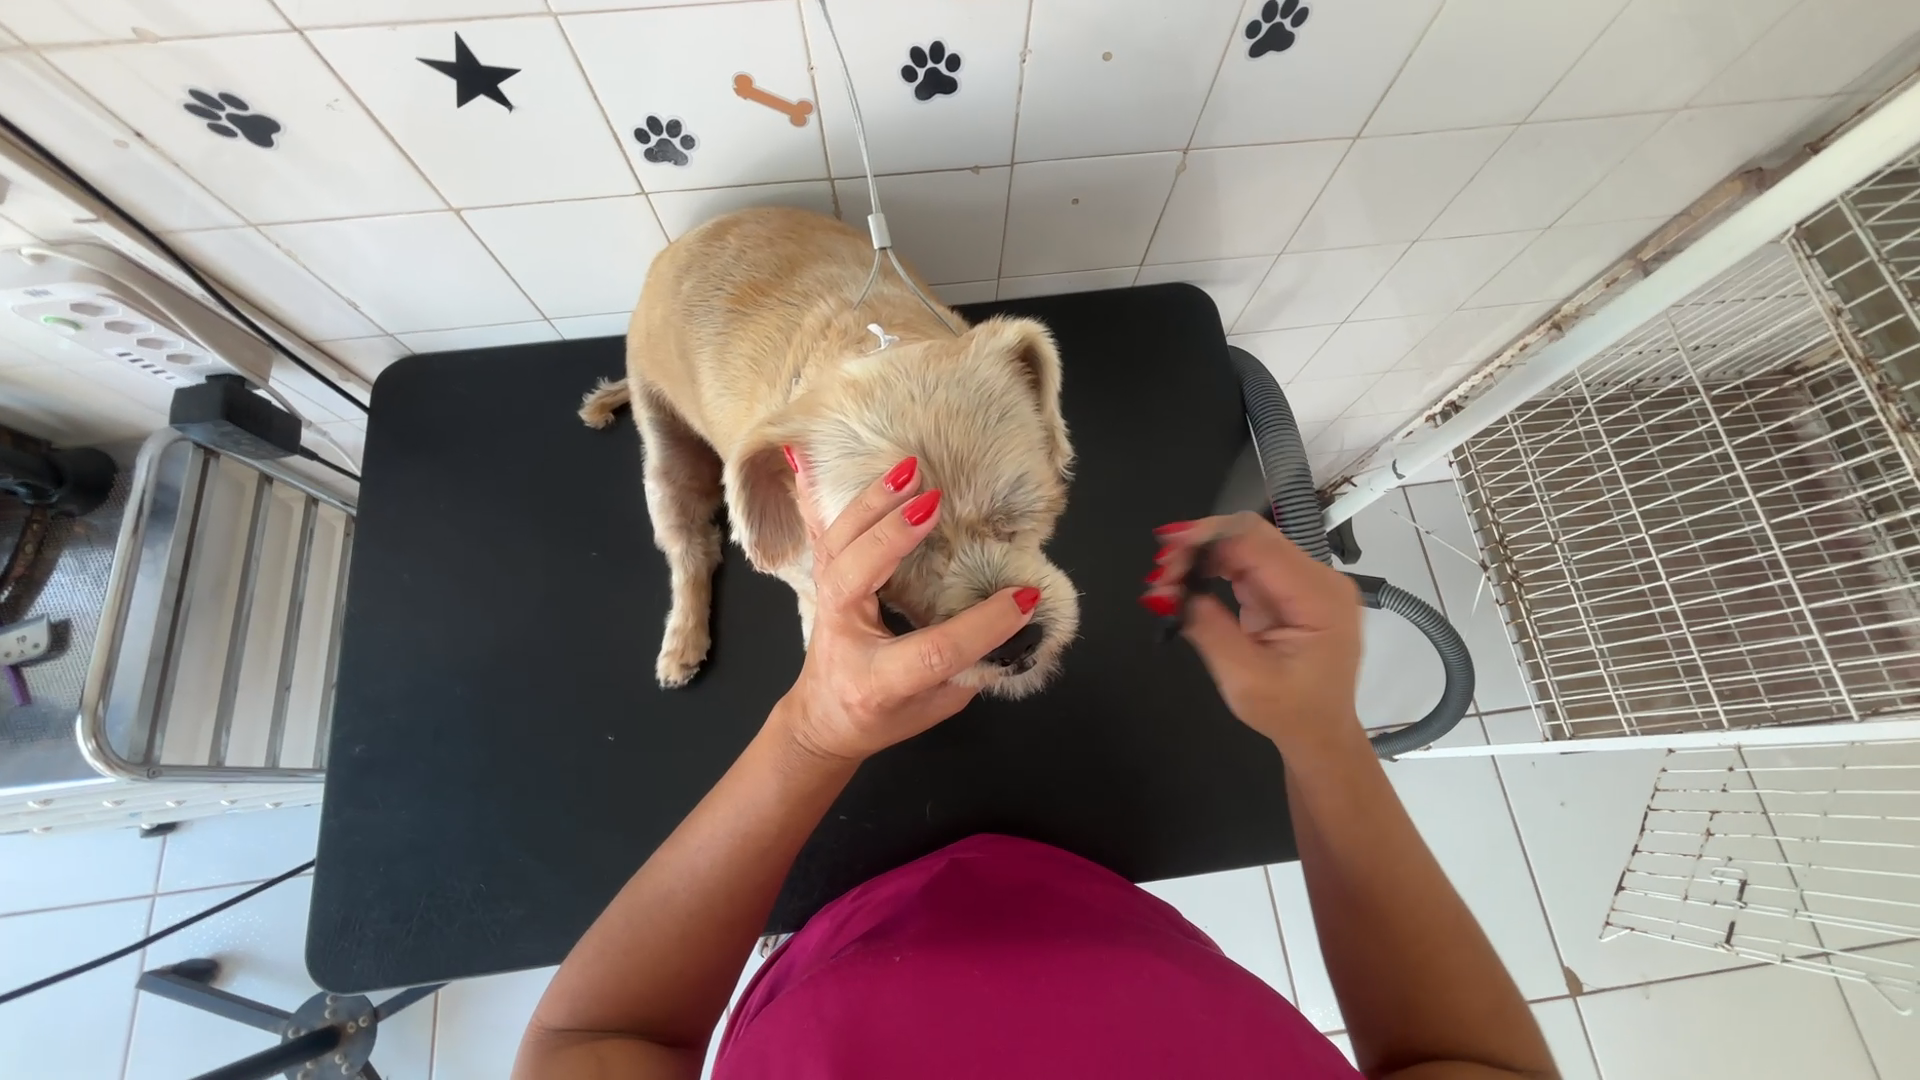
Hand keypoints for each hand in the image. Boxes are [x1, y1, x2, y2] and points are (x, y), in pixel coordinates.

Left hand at [774, 452, 1038, 763]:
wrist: (825, 718)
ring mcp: (826, 607)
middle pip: (855, 578)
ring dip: (871, 505)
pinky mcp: (823, 583)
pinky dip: (842, 500)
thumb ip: (973, 666)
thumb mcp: (938, 707)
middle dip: (893, 537)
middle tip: (932, 501)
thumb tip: (1019, 616)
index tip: (1024, 598)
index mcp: (878, 681)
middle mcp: (843, 638)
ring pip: (836, 548)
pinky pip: (827, 535)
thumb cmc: (885, 718)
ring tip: (907, 471)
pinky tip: (854, 468)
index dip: (981, 626)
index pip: (933, 650)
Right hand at [1146, 513, 1363, 754]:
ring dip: (1201, 554)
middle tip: (1160, 571)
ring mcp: (1304, 581)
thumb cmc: (1289, 712)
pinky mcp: (1287, 588)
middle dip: (1199, 544)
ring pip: (1244, 543)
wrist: (1320, 735)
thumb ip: (1207, 627)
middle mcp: (1317, 578)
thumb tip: (1165, 593)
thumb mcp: (1243, 677)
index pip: (1255, 542)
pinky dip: (1212, 566)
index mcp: (1318, 596)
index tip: (1163, 560)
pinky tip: (1186, 580)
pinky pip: (1245, 561)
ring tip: (1167, 579)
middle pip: (1251, 535)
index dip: (1205, 540)